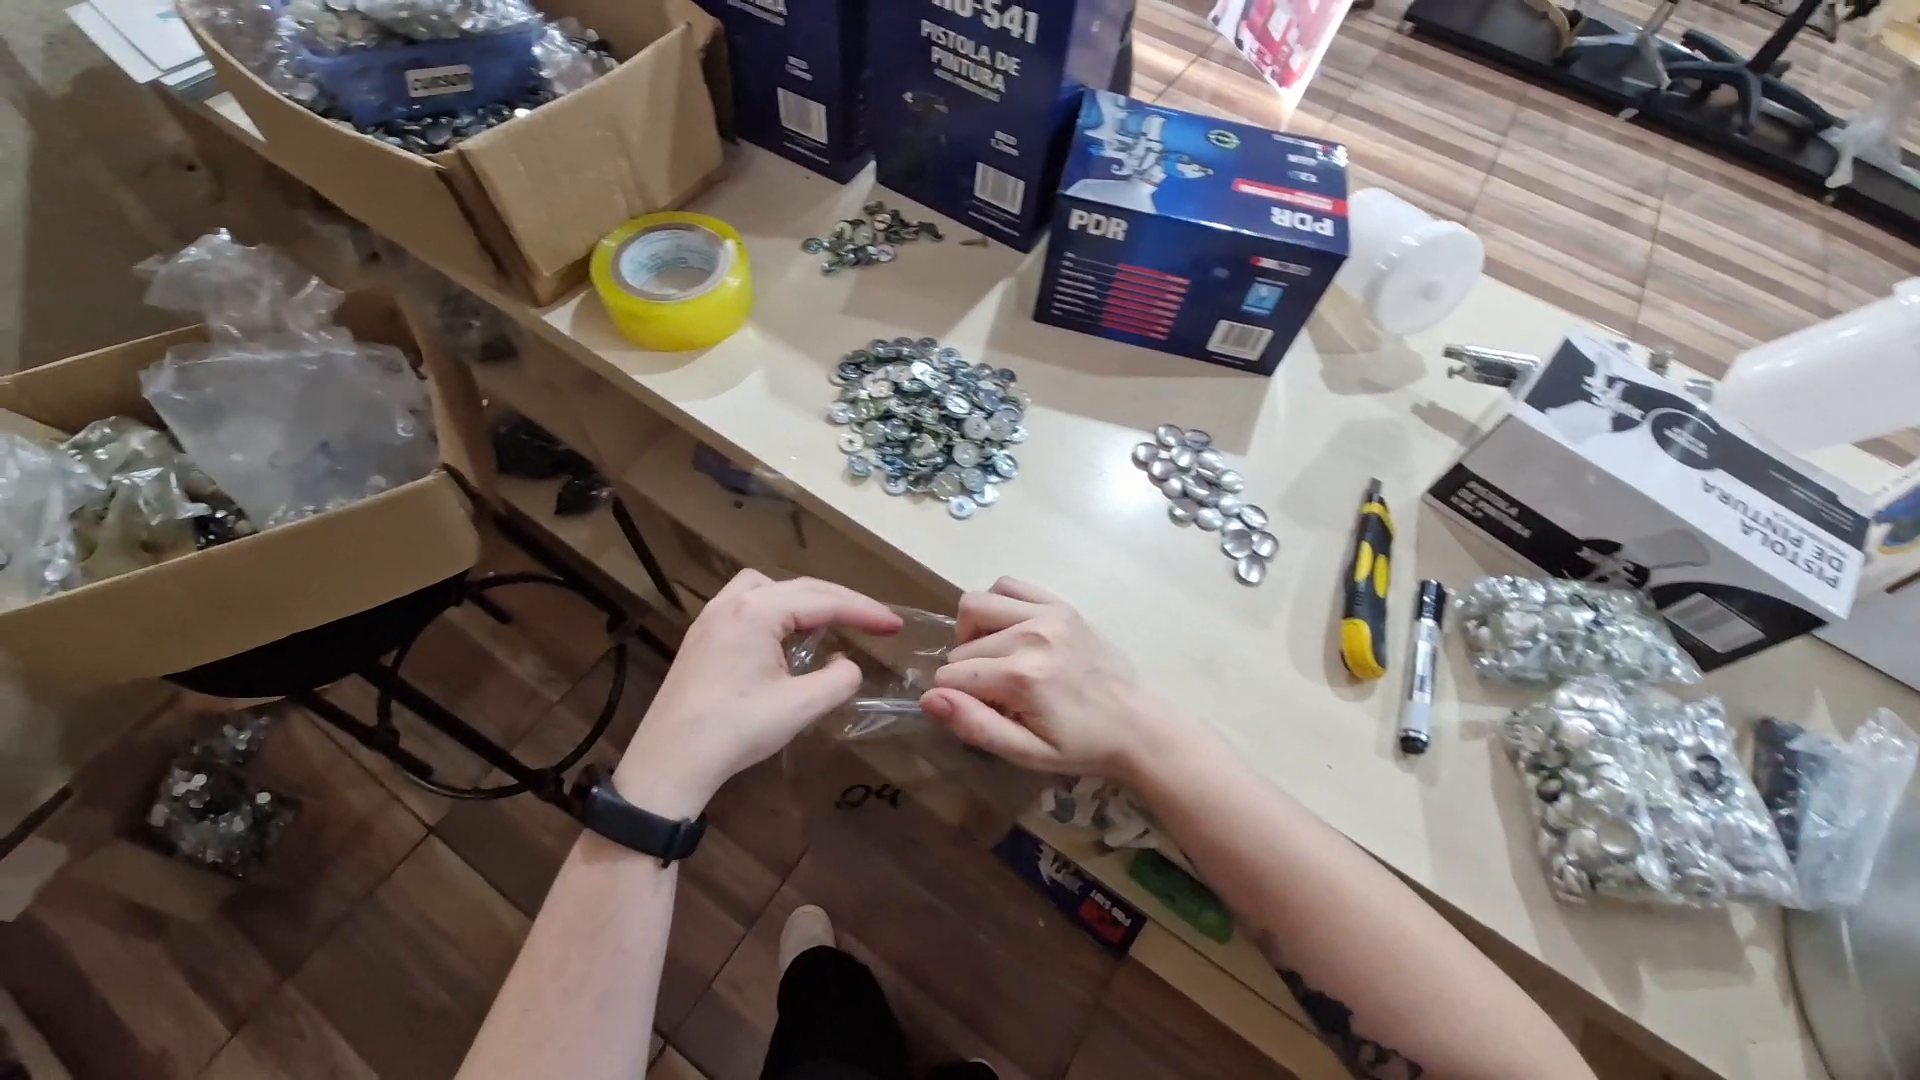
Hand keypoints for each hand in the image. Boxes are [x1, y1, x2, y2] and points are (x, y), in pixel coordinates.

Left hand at [614, 570, 900, 816]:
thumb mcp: (800, 707)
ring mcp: (712, 617)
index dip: (864, 612)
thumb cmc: (736, 730)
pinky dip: (777, 609)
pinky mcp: (702, 637)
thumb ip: (838, 680)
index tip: (895, 626)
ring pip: (769, 589)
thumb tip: (847, 665)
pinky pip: (748, 604)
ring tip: (829, 623)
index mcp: (757, 612)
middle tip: (876, 622)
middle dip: (841, 603)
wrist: (670, 762)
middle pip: (799, 588)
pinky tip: (786, 636)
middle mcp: (733, 603)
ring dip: (805, 600)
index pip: (824, 601)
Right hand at [917, 578, 1184, 782]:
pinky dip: (995, 605)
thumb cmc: (1079, 745)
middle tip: (992, 692)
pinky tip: (1008, 630)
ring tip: (993, 656)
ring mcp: (1047, 614)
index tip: (978, 710)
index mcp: (1022, 677)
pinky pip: (1006, 585)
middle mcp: (1031, 636)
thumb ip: (975, 725)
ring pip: (975, 605)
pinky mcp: (1059, 604)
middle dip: (965, 670)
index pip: (951, 674)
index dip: (953, 696)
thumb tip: (929, 698)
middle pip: (961, 644)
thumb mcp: (1026, 752)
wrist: (1135, 723)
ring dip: (972, 632)